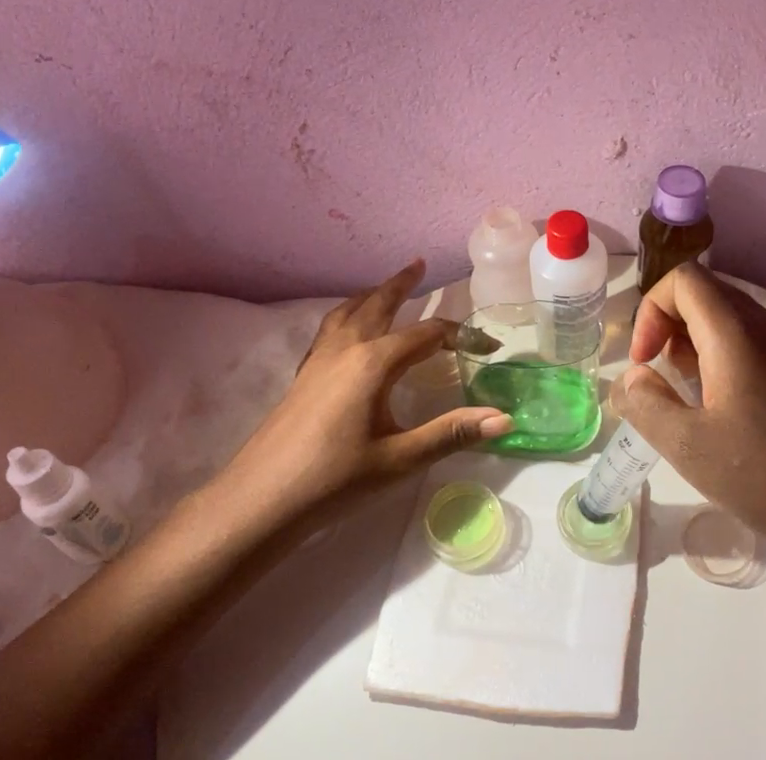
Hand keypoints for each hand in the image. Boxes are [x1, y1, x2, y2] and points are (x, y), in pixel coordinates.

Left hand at [220, 259, 513, 519]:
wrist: (260, 500)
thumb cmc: (334, 479)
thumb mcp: (400, 459)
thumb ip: (452, 433)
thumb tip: (505, 419)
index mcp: (374, 363)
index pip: (428, 334)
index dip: (461, 336)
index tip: (489, 346)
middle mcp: (346, 350)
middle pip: (377, 304)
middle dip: (400, 284)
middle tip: (418, 264)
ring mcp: (318, 361)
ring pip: (347, 312)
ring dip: (369, 295)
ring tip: (381, 288)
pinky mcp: (302, 377)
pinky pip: (329, 329)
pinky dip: (346, 316)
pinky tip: (346, 332)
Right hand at [614, 263, 765, 568]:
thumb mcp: (689, 447)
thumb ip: (646, 405)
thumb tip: (634, 377)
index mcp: (736, 332)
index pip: (684, 280)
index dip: (651, 311)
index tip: (644, 363)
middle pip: (707, 296)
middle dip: (670, 329)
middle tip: (662, 381)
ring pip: (731, 323)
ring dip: (697, 349)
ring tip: (691, 403)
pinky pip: (755, 348)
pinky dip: (726, 365)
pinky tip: (727, 417)